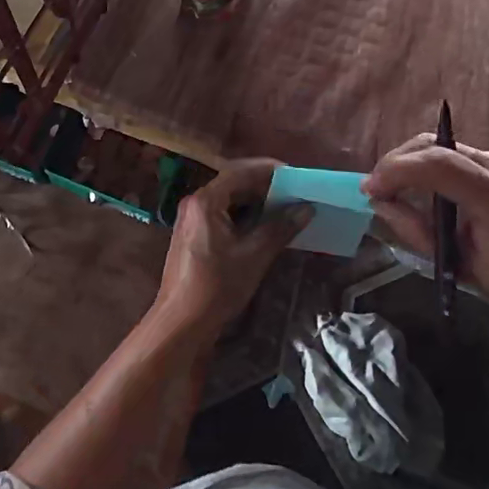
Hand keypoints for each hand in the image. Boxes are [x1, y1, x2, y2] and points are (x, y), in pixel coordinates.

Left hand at [154, 159, 312, 341]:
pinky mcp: (194, 234)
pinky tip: (265, 225)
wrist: (182, 319)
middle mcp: (194, 203)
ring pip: (228, 200)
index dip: (268, 169)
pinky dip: (244, 215)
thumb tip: (306, 208)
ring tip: (287, 207)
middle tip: (296, 192)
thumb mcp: (254, 256)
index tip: (296, 173)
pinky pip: (222, 214)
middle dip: (264, 186)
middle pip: (232, 183)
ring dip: (256, 201)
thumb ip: (280, 228)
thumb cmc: (217, 285)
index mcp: (204, 202)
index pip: (238, 172)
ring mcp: (191, 218)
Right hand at [360, 134, 488, 339]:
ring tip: (397, 194)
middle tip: (376, 191)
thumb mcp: (461, 267)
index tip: (369, 192)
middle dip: (396, 165)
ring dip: (412, 166)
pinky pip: (460, 158)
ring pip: (444, 148)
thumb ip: (417, 230)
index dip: (393, 171)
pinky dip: (432, 170)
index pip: (434, 163)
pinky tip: (428, 194)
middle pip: (435, 146)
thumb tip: (380, 203)